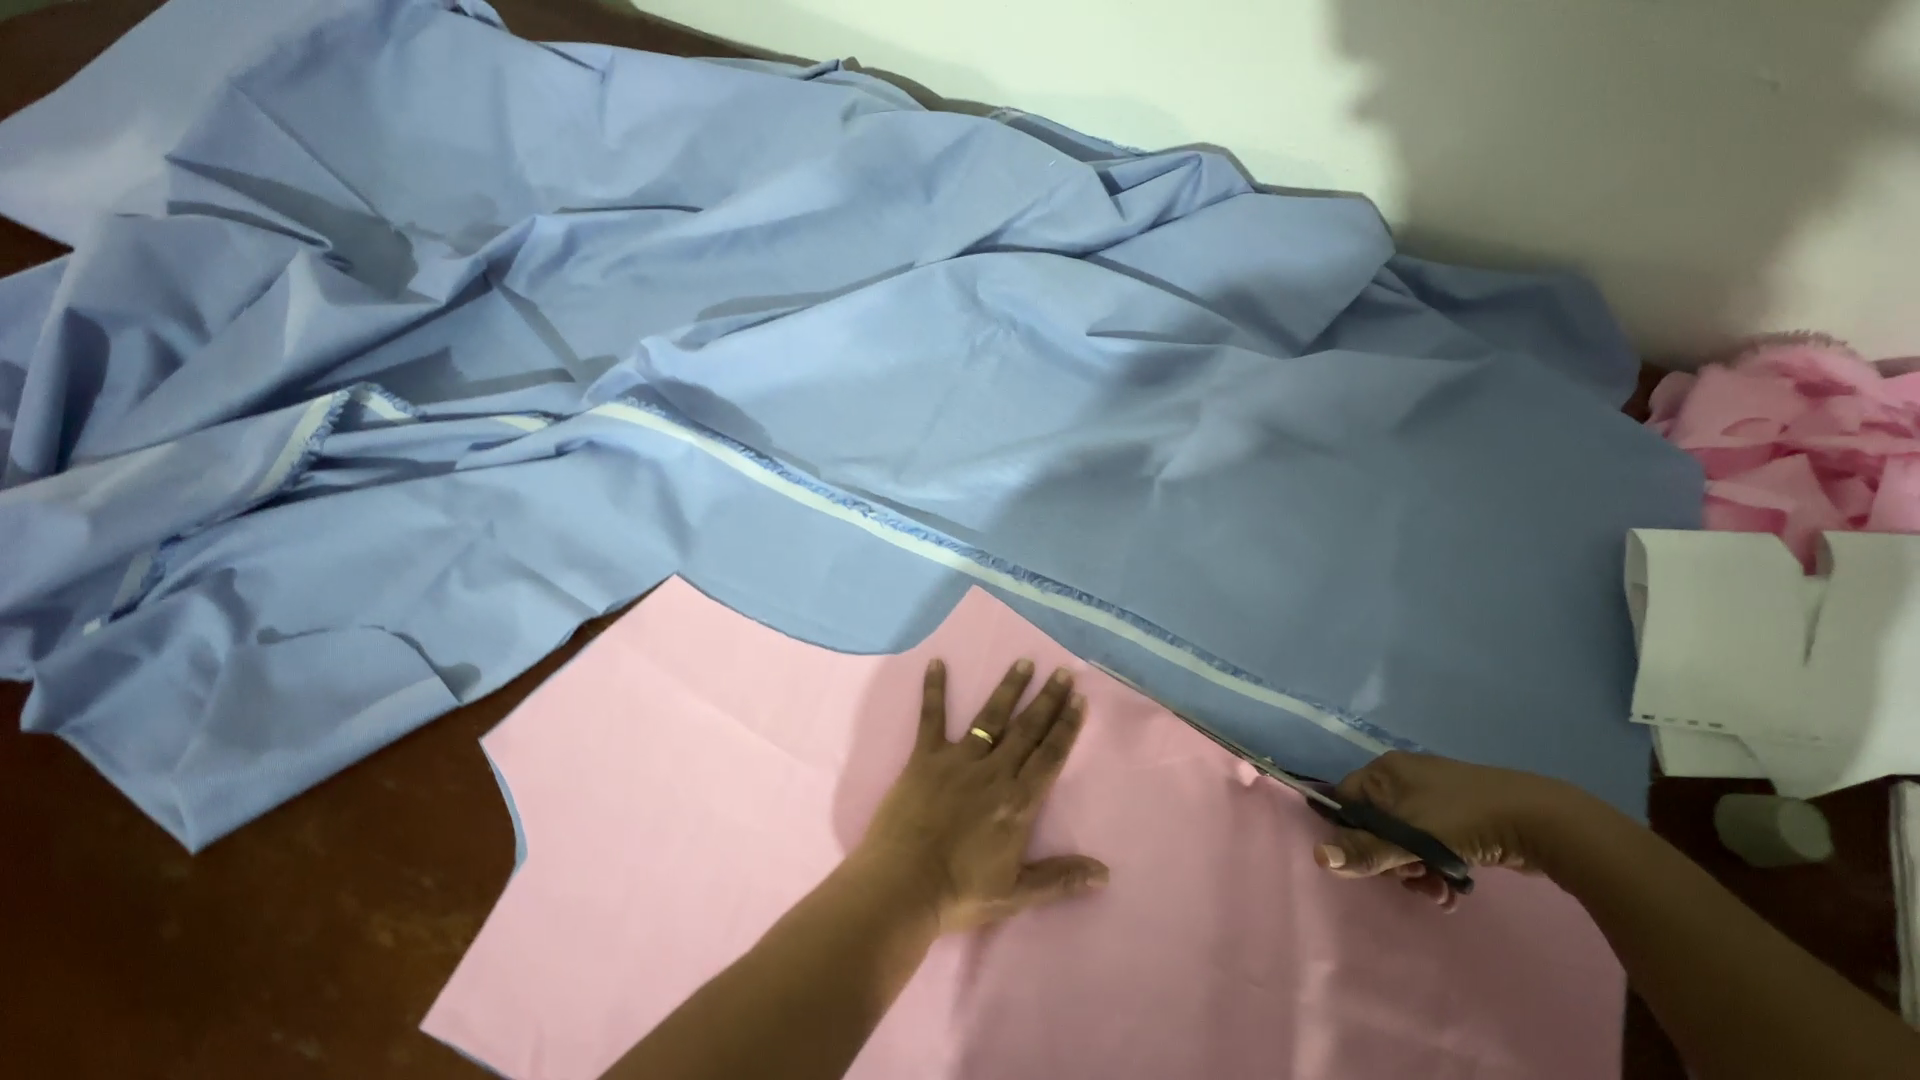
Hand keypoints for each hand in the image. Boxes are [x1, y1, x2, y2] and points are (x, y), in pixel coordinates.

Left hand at [856, 658, 1108, 933]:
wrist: (902, 887)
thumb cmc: (959, 893)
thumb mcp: (1016, 893)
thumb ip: (1060, 879)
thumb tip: (1105, 874)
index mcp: (1018, 802)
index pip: (1050, 756)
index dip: (1066, 727)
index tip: (1078, 699)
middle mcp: (993, 773)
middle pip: (1027, 730)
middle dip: (1047, 700)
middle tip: (1062, 672)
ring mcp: (957, 762)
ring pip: (990, 718)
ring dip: (1008, 689)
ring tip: (1023, 662)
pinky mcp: (923, 759)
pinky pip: (931, 718)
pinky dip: (934, 689)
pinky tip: (937, 662)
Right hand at [1313, 750, 1592, 910]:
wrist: (1542, 822)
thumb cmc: (1464, 820)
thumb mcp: (1409, 837)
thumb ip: (1364, 850)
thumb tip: (1318, 857)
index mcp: (1385, 771)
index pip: (1346, 802)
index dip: (1352, 835)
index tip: (1374, 862)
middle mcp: (1405, 779)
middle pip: (1375, 826)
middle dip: (1391, 862)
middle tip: (1412, 878)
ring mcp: (1434, 797)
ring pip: (1405, 841)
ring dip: (1416, 872)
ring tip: (1439, 892)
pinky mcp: (1461, 818)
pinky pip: (1432, 844)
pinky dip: (1437, 868)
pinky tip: (1452, 890)